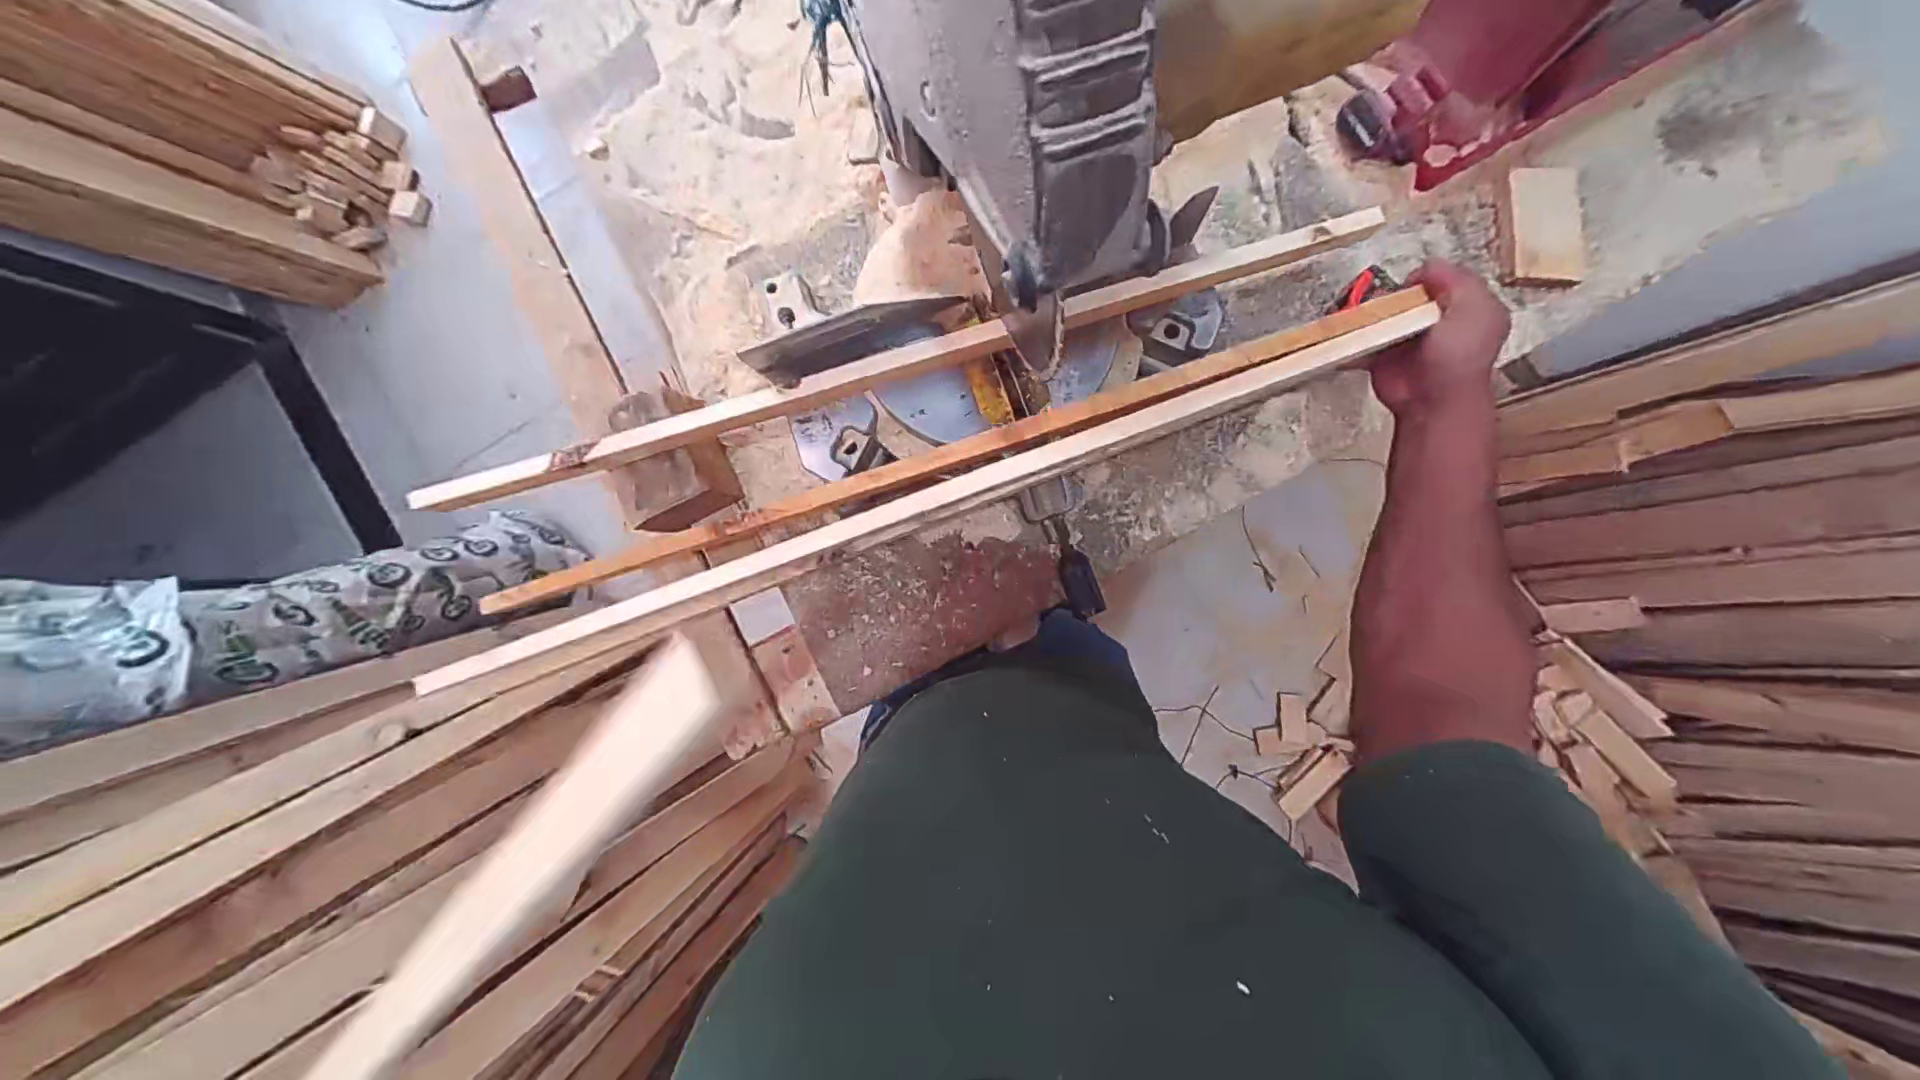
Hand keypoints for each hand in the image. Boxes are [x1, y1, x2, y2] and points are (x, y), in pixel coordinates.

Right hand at [1368, 259, 1510, 419]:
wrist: (1432, 399)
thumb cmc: (1459, 354)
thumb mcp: (1473, 306)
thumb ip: (1455, 279)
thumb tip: (1425, 267)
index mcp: (1465, 307)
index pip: (1443, 280)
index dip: (1427, 278)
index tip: (1412, 285)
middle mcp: (1434, 321)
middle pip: (1408, 296)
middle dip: (1392, 295)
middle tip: (1384, 302)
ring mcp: (1405, 339)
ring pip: (1382, 314)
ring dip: (1369, 311)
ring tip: (1363, 314)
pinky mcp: (1380, 356)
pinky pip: (1363, 338)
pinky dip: (1353, 334)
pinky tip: (1348, 329)